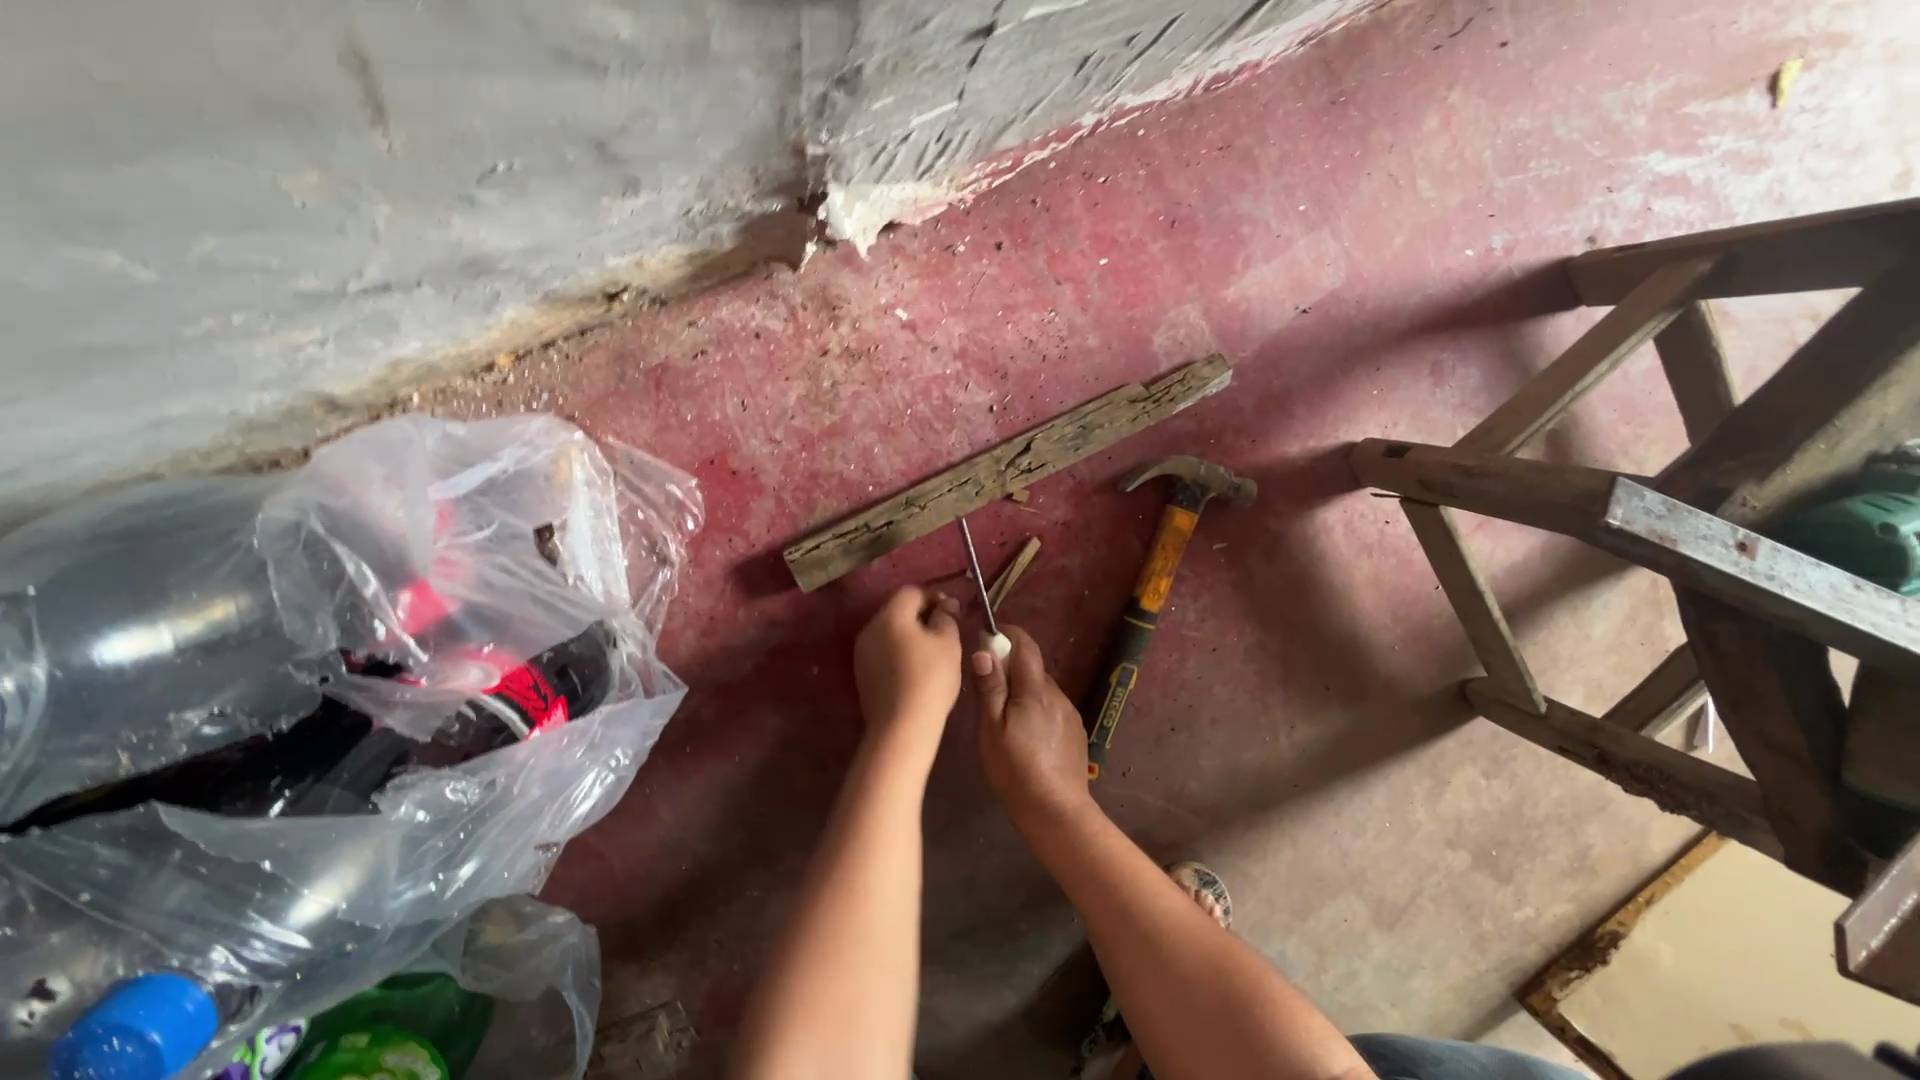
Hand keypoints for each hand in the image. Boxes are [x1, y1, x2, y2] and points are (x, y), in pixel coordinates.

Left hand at [854, 586, 962, 752]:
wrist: (902, 726)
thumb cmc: (930, 678)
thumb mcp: (948, 643)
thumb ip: (947, 616)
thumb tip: (946, 603)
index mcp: (890, 616)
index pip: (911, 592)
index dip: (933, 597)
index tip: (951, 613)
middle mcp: (869, 629)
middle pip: (897, 611)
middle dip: (921, 616)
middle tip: (944, 633)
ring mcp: (862, 653)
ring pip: (889, 633)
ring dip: (910, 636)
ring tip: (932, 654)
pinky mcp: (862, 674)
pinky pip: (883, 653)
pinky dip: (899, 654)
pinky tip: (915, 671)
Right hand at [971, 626, 1094, 828]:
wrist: (1056, 811)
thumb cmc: (1015, 769)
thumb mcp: (991, 729)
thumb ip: (990, 688)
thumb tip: (985, 650)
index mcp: (1035, 690)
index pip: (1026, 645)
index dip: (1008, 634)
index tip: (988, 635)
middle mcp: (1057, 695)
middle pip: (1032, 668)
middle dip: (1010, 666)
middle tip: (985, 685)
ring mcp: (1069, 714)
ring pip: (1042, 691)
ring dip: (1023, 691)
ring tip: (1002, 716)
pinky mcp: (1075, 732)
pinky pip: (1051, 709)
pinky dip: (1035, 710)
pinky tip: (1025, 736)